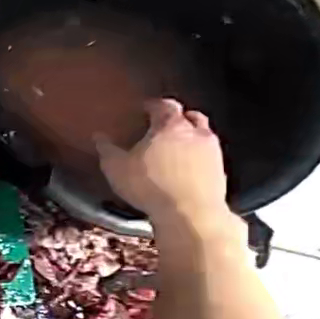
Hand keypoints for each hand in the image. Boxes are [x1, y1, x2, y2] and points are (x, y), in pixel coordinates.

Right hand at [94, 99, 233, 234]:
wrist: (190, 214)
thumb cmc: (150, 185)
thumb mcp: (116, 167)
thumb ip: (107, 149)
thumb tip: (99, 137)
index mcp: (169, 126)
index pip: (164, 105)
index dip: (153, 105)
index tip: (145, 107)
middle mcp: (195, 133)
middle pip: (190, 115)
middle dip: (177, 117)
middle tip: (163, 124)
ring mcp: (212, 152)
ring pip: (203, 134)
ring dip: (190, 136)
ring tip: (175, 146)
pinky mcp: (220, 172)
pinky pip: (208, 156)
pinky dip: (198, 157)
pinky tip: (185, 169)